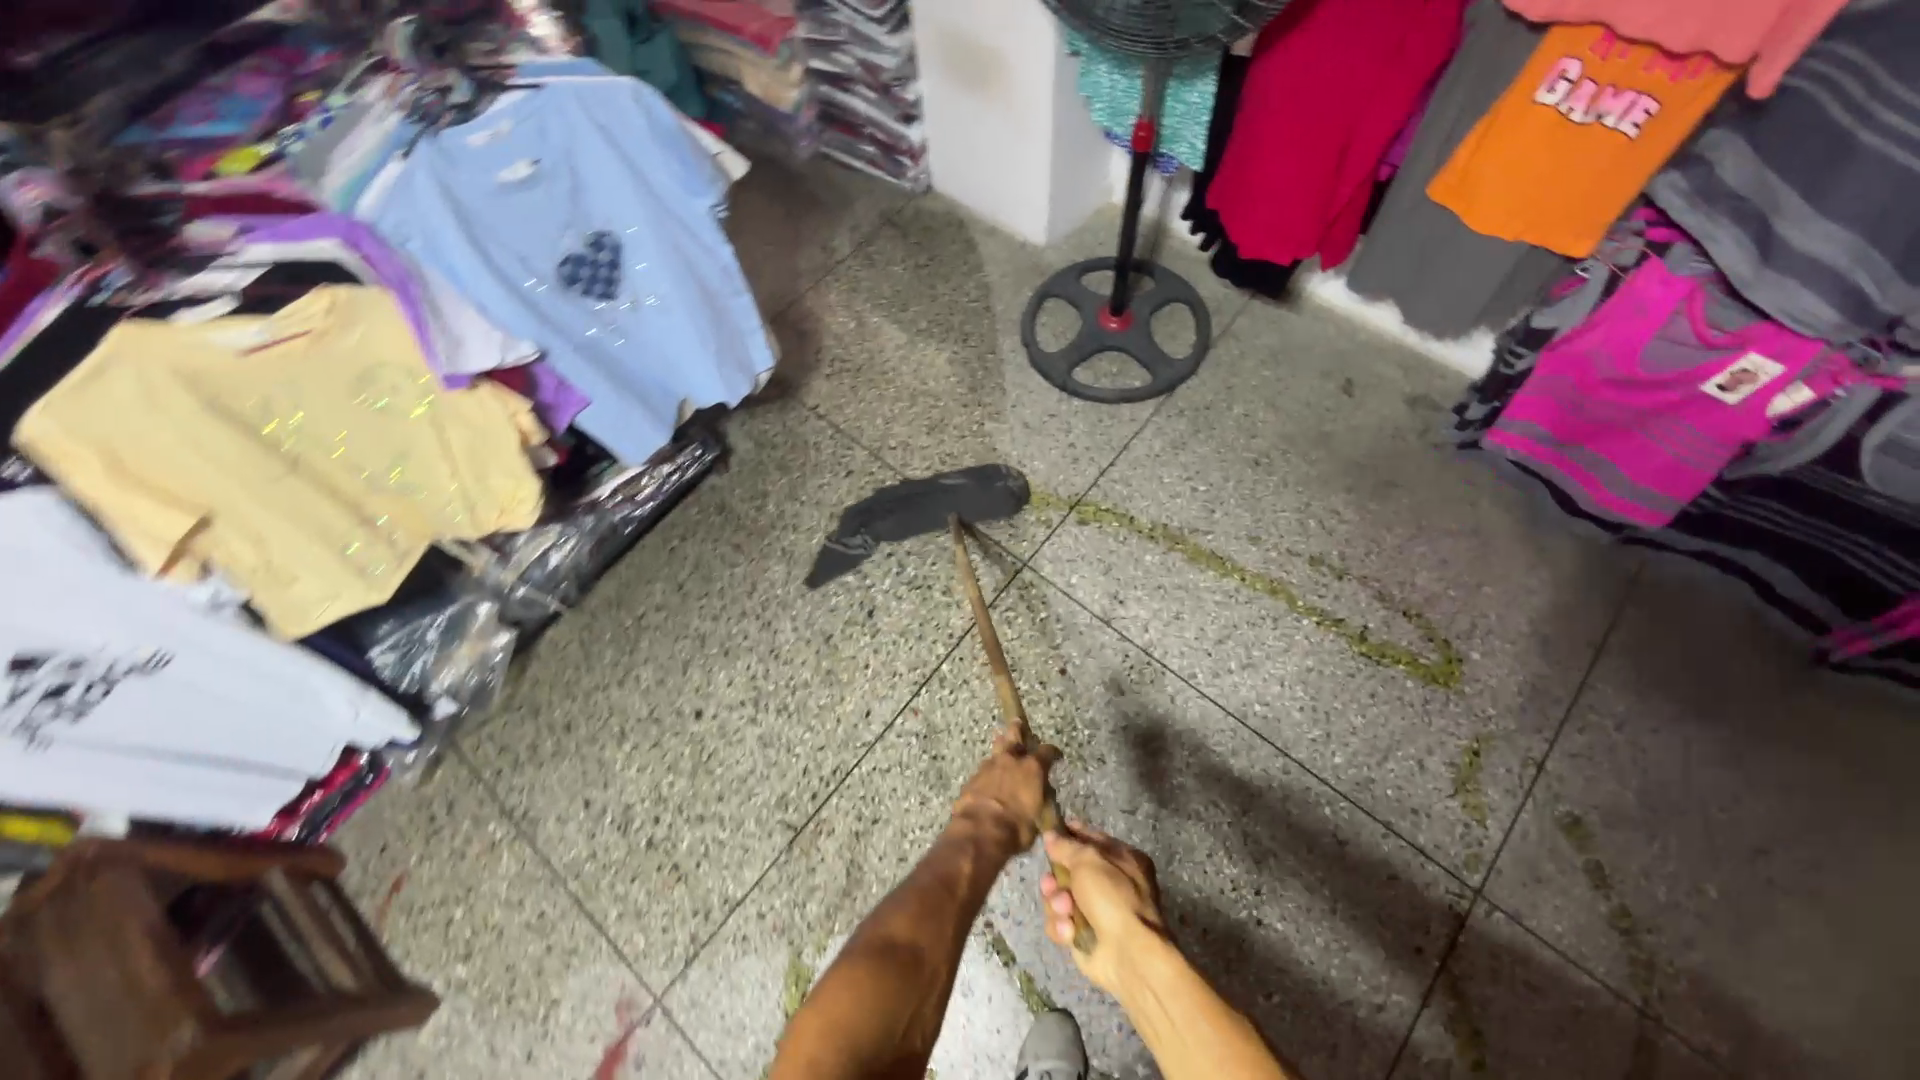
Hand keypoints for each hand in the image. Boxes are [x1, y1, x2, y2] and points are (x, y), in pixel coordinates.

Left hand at [950, 731, 1060, 853]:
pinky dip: (988, 770)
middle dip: (1017, 729)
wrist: (980, 831)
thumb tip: (1039, 797)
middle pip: (1014, 736)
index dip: (1052, 752)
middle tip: (1017, 722)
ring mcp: (989, 767)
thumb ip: (1038, 801)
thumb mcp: (1038, 818)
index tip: (1055, 754)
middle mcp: (1010, 761)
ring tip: (1000, 742)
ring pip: (996, 750)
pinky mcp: (972, 778)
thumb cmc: (1016, 828)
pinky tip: (987, 775)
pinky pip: (983, 768)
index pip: (1047, 752)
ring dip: (1000, 747)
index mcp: (1032, 769)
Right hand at [1040, 823, 1169, 993]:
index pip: (1091, 838)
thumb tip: (1050, 835)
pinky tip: (1069, 931)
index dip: (1070, 835)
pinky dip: (1062, 926)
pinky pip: (1061, 922)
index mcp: (1122, 859)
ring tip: (1065, 909)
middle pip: (1069, 870)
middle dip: (1056, 878)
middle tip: (1052, 884)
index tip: (1048, 833)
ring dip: (1057, 903)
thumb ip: (1066, 846)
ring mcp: (1096, 911)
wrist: (1128, 953)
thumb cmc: (1113, 897)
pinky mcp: (1083, 935)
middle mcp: (1110, 883)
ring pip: (1060, 897)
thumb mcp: (1089, 861)